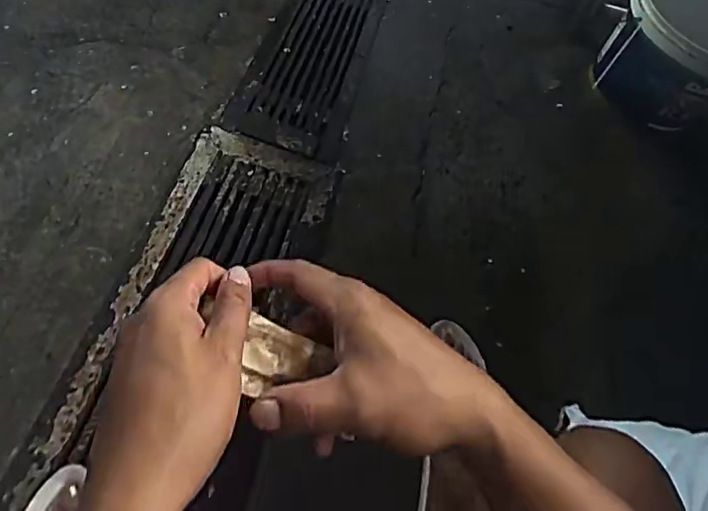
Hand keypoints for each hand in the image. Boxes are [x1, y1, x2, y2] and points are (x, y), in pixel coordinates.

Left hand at [82, 260, 252, 510]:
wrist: (135, 492)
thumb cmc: (180, 428)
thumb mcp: (226, 354)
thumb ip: (235, 306)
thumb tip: (238, 276)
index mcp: (162, 309)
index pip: (203, 267)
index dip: (231, 280)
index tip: (248, 302)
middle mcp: (139, 326)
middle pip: (189, 296)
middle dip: (218, 313)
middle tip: (239, 341)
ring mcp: (128, 356)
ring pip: (177, 328)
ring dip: (203, 340)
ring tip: (221, 372)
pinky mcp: (125, 385)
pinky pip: (162, 355)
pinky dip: (184, 364)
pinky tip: (198, 394)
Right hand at [245, 260, 505, 457]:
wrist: (467, 411)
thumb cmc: (418, 392)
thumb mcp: (347, 403)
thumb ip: (296, 406)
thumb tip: (260, 409)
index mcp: (351, 304)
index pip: (300, 274)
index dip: (267, 275)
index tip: (240, 282)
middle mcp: (361, 311)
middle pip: (304, 318)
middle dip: (279, 350)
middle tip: (257, 377)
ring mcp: (373, 331)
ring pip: (320, 348)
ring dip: (304, 382)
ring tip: (297, 420)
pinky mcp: (382, 354)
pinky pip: (340, 366)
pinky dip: (327, 393)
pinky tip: (329, 431)